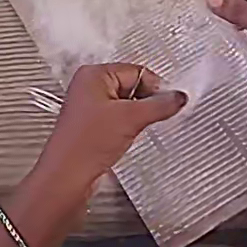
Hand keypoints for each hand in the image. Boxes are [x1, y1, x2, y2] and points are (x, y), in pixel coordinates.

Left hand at [31, 64, 186, 191]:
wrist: (68, 175)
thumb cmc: (85, 143)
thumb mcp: (131, 118)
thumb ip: (160, 105)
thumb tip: (178, 97)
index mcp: (93, 75)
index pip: (137, 71)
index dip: (155, 87)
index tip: (169, 102)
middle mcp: (89, 86)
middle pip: (133, 86)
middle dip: (145, 104)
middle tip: (145, 118)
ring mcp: (90, 106)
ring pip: (127, 104)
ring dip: (135, 117)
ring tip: (127, 130)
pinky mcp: (92, 124)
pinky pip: (119, 118)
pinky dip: (127, 127)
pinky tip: (122, 137)